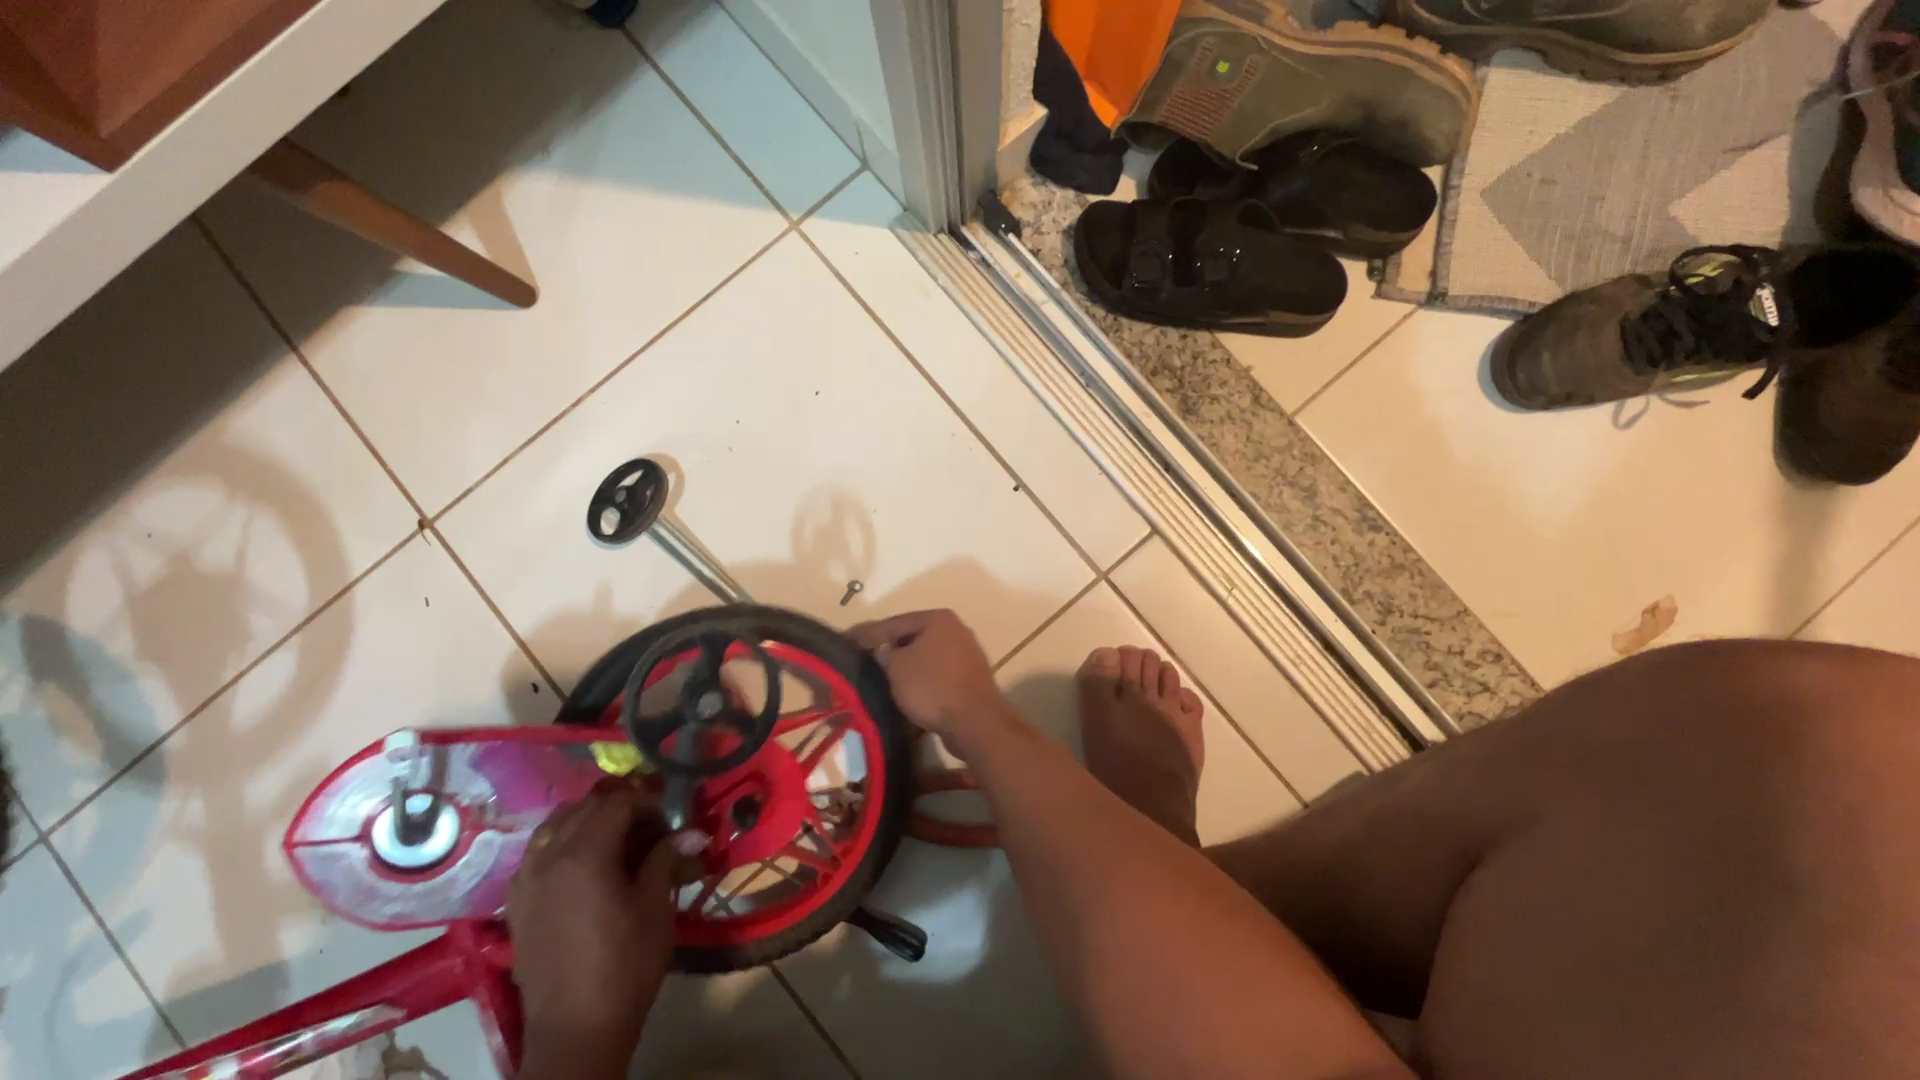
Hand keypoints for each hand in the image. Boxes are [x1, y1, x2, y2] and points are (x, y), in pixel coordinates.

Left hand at [508, 778, 703, 1076]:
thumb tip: (695, 833)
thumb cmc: (624, 964)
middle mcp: (547, 856)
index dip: (647, 801)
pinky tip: (583, 866)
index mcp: (583, 853)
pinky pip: (538, 854)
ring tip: (616, 840)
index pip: (617, 803)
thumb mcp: (654, 907)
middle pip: (583, 809)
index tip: (671, 816)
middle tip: (650, 826)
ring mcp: (526, 879)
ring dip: (587, 822)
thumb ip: (667, 860)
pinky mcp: (517, 903)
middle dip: (619, 807)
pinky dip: (563, 845)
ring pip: (555, 827)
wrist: (575, 1027)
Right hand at [848, 610, 1016, 756]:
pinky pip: (938, 672)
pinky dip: (922, 678)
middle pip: (913, 636)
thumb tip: (882, 649)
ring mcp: (967, 654)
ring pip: (926, 655)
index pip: (895, 622)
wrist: (975, 721)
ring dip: (906, 664)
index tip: (848, 640)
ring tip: (883, 674)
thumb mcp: (897, 667)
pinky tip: (908, 688)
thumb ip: (884, 653)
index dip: (869, 633)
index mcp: (938, 619)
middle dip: (889, 647)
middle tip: (864, 657)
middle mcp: (956, 630)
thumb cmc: (932, 686)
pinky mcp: (970, 678)